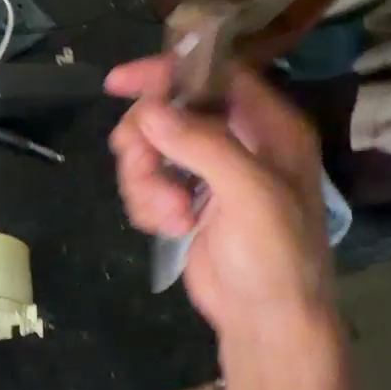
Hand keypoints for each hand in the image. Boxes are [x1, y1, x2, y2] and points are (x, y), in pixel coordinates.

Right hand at [106, 56, 334, 339]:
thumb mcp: (247, 195)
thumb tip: (149, 110)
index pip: (213, 76)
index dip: (166, 73)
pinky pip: (144, 182)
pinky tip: (168, 227)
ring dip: (143, 183)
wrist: (262, 316)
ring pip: (148, 150)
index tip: (117, 83)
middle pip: (165, 114)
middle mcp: (237, 141)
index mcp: (267, 128)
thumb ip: (202, 147)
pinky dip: (144, 203)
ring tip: (168, 217)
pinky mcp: (183, 198)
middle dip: (144, 147)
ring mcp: (207, 171)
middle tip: (144, 173)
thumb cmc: (273, 255)